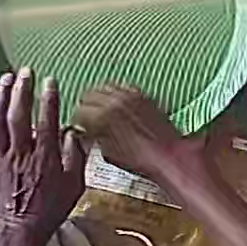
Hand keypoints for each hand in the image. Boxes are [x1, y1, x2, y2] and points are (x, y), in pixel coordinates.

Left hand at [0, 69, 86, 240]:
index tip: (50, 81)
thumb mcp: (74, 185)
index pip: (47, 122)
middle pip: (18, 116)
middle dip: (22, 91)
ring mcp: (1, 157)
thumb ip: (75, 156)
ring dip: (0, 98)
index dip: (49, 100)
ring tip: (5, 78)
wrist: (21, 228)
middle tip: (25, 72)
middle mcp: (21, 153)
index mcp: (44, 158)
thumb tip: (75, 131)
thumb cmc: (51, 207)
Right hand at [73, 83, 204, 180]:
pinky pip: (123, 87)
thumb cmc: (141, 158)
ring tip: (102, 109)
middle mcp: (114, 101)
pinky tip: (119, 104)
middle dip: (87, 107)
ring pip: (105, 86)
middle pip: (89, 95)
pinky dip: (118, 94)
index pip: (79, 112)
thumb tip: (90, 134)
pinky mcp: (142, 95)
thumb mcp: (109, 153)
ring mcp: (129, 96)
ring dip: (101, 98)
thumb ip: (95, 138)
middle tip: (89, 118)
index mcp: (101, 116)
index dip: (78, 121)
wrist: (168, 154)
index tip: (80, 126)